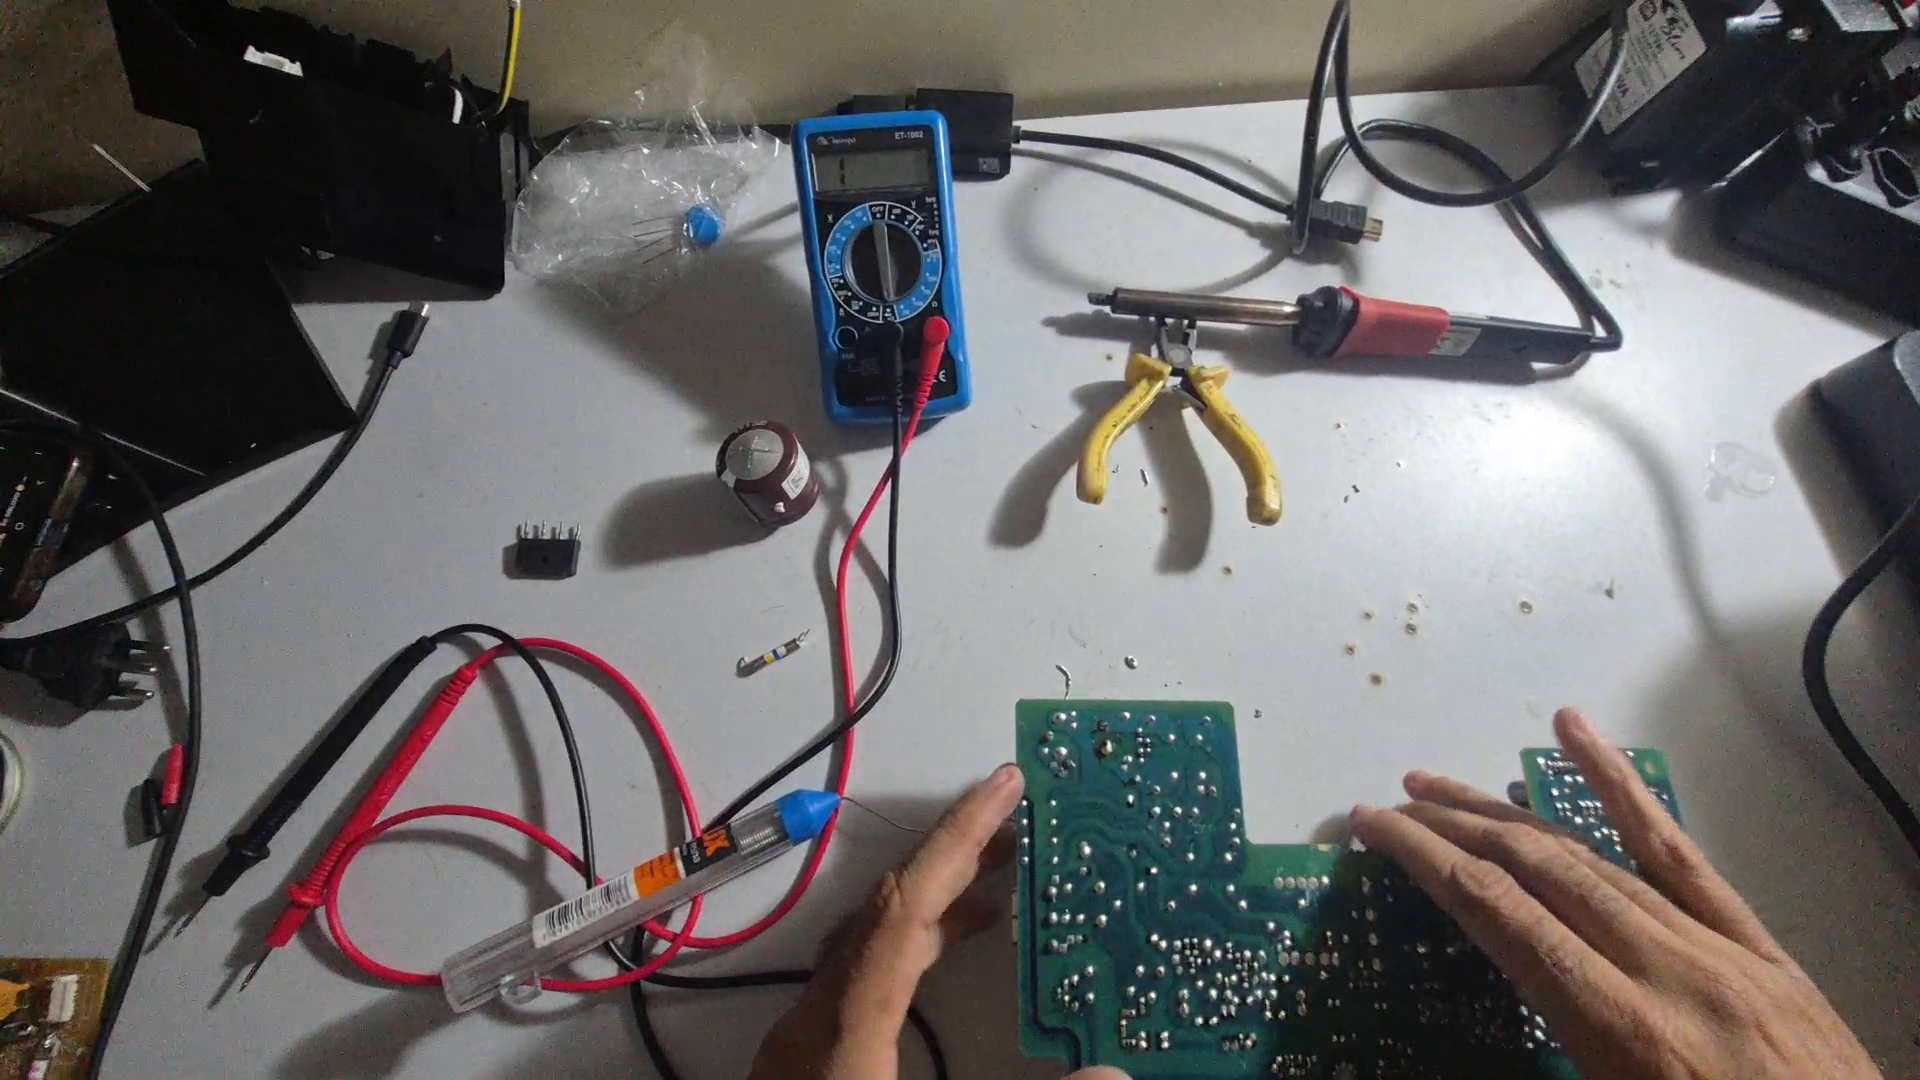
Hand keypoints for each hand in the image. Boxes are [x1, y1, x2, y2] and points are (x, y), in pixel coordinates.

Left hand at [750, 765, 1028, 1079]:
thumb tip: (1107, 1065)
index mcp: (847, 1027)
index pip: (906, 906)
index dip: (957, 838)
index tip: (1000, 786)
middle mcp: (820, 1009)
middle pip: (891, 900)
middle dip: (955, 846)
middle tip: (1015, 807)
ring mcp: (810, 1021)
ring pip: (880, 927)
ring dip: (941, 887)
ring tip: (1003, 861)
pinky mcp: (812, 1041)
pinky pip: (873, 960)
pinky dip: (921, 935)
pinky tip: (962, 934)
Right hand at [1351, 707, 1881, 1079]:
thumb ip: (1535, 1037)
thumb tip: (1453, 989)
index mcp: (1624, 1026)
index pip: (1496, 909)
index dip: (1421, 856)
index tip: (1371, 825)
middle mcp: (1665, 968)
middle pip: (1530, 864)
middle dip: (1447, 825)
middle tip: (1392, 808)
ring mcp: (1715, 946)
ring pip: (1582, 850)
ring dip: (1495, 807)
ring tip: (1433, 783)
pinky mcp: (1756, 943)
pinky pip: (1676, 851)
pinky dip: (1617, 785)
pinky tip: (1573, 730)